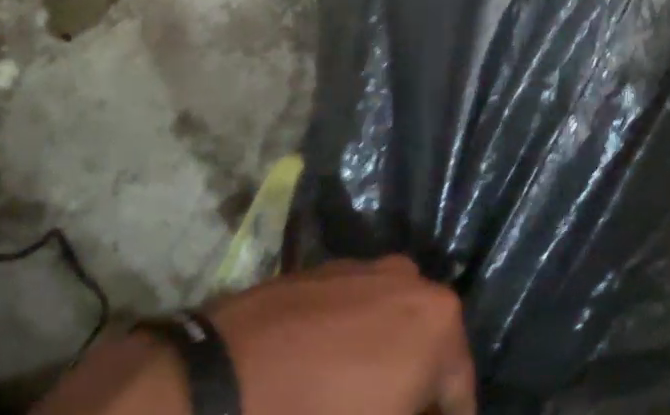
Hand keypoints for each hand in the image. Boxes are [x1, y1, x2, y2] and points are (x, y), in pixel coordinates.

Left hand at [33, 257, 476, 414]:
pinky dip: (346, 340)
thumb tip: (413, 405)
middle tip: (384, 411)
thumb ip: (415, 414)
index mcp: (441, 321)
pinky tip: (314, 373)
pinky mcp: (319, 270)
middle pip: (429, 348)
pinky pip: (350, 310)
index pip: (462, 393)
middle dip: (413, 389)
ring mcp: (364, 268)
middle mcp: (413, 280)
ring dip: (381, 359)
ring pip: (389, 324)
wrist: (208, 386)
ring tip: (347, 397)